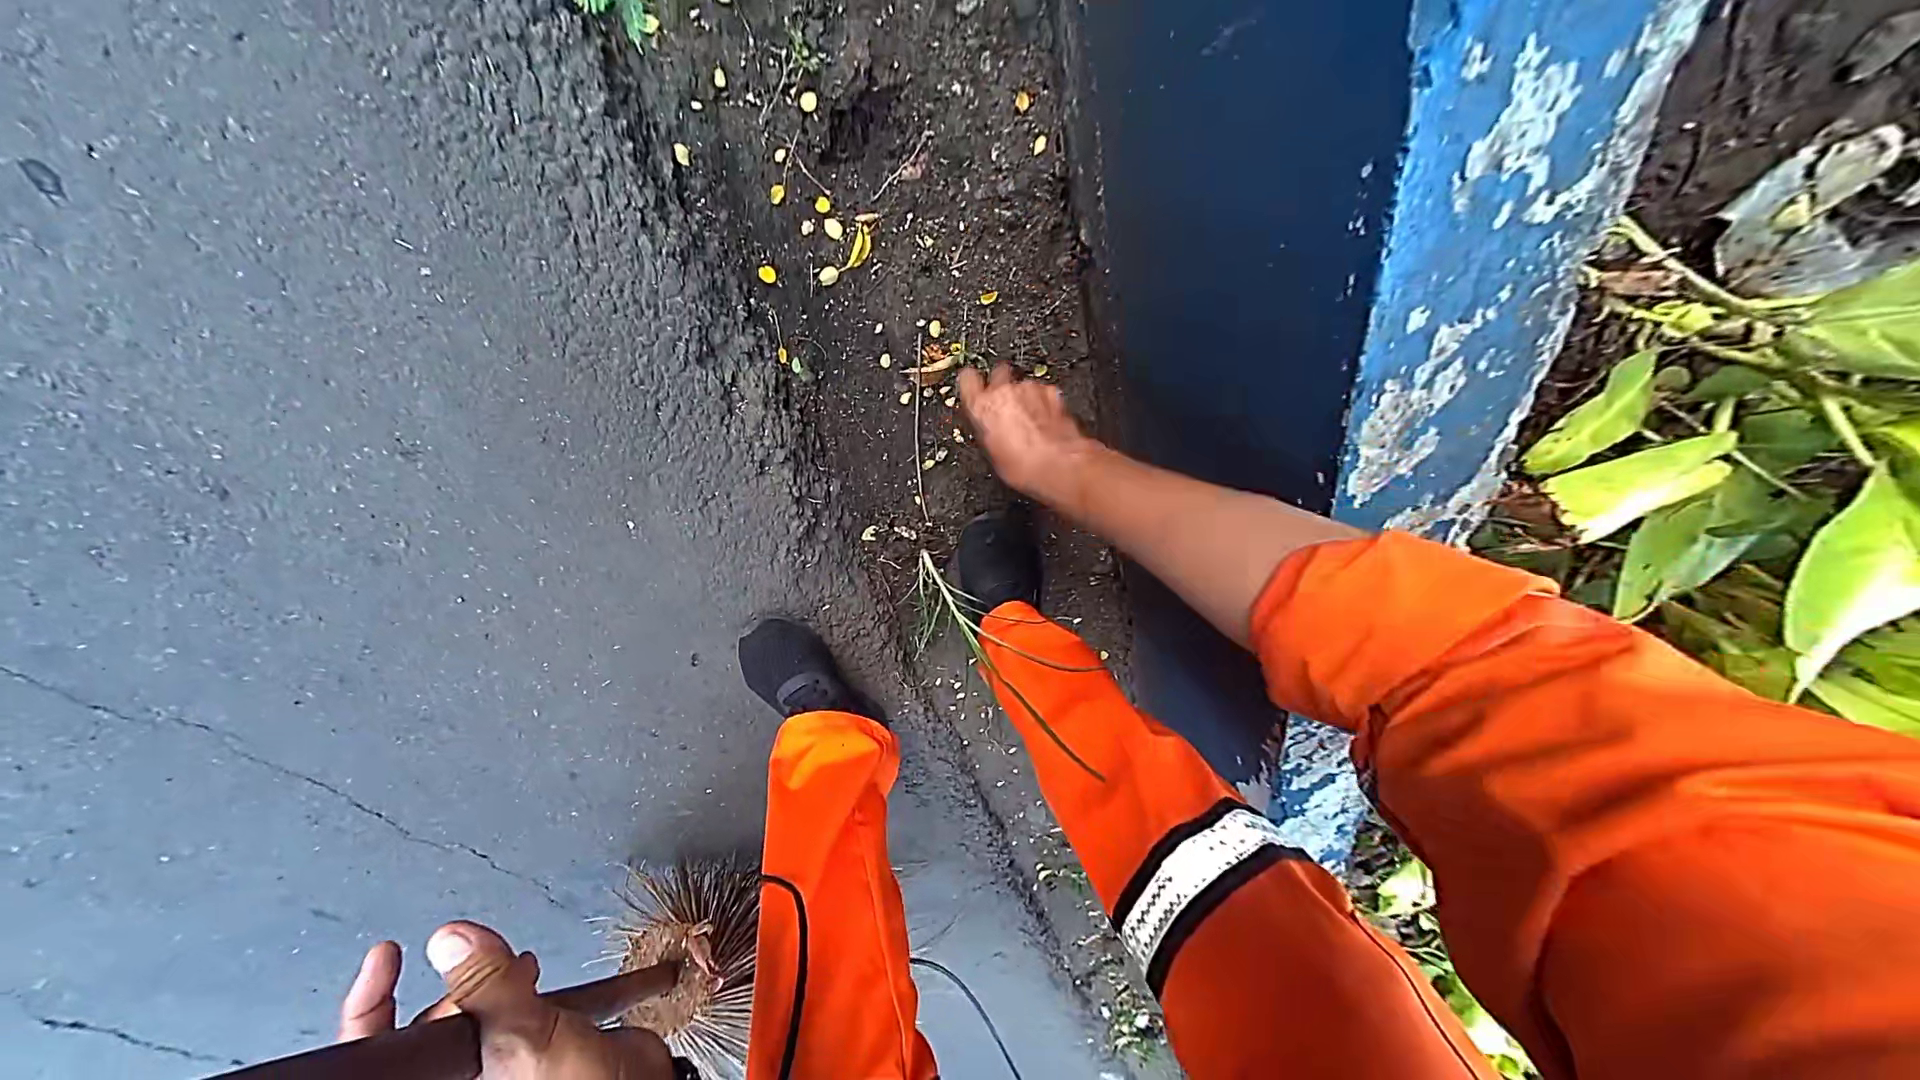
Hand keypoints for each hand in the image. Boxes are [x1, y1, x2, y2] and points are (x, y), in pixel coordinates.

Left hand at [338, 921, 675, 1079]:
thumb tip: (452, 940)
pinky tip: (530, 973)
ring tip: (521, 970)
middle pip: (430, 1024)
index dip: (372, 1003)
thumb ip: (490, 989)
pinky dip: (517, 983)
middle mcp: (461, 1078)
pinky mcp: (521, 1049)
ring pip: (471, 1014)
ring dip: (495, 982)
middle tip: (493, 968)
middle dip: (461, 987)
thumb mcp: (524, 1038)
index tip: (386, 955)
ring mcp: (489, 1068)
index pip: (378, 1048)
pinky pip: (505, 1007)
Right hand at [958, 363, 1101, 505]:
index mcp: (982, 407)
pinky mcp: (1050, 392)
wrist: (1058, 463)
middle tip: (1006, 408)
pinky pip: (1042, 392)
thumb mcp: (992, 454)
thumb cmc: (1024, 465)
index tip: (974, 388)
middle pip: (997, 375)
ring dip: (1025, 399)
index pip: (967, 379)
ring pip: (1022, 386)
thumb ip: (987, 430)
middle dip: (1001, 387)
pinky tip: (1045, 423)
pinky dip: (1044, 403)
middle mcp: (1003, 392)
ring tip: (1031, 423)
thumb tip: (989, 428)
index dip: (971, 383)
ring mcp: (1028, 389)